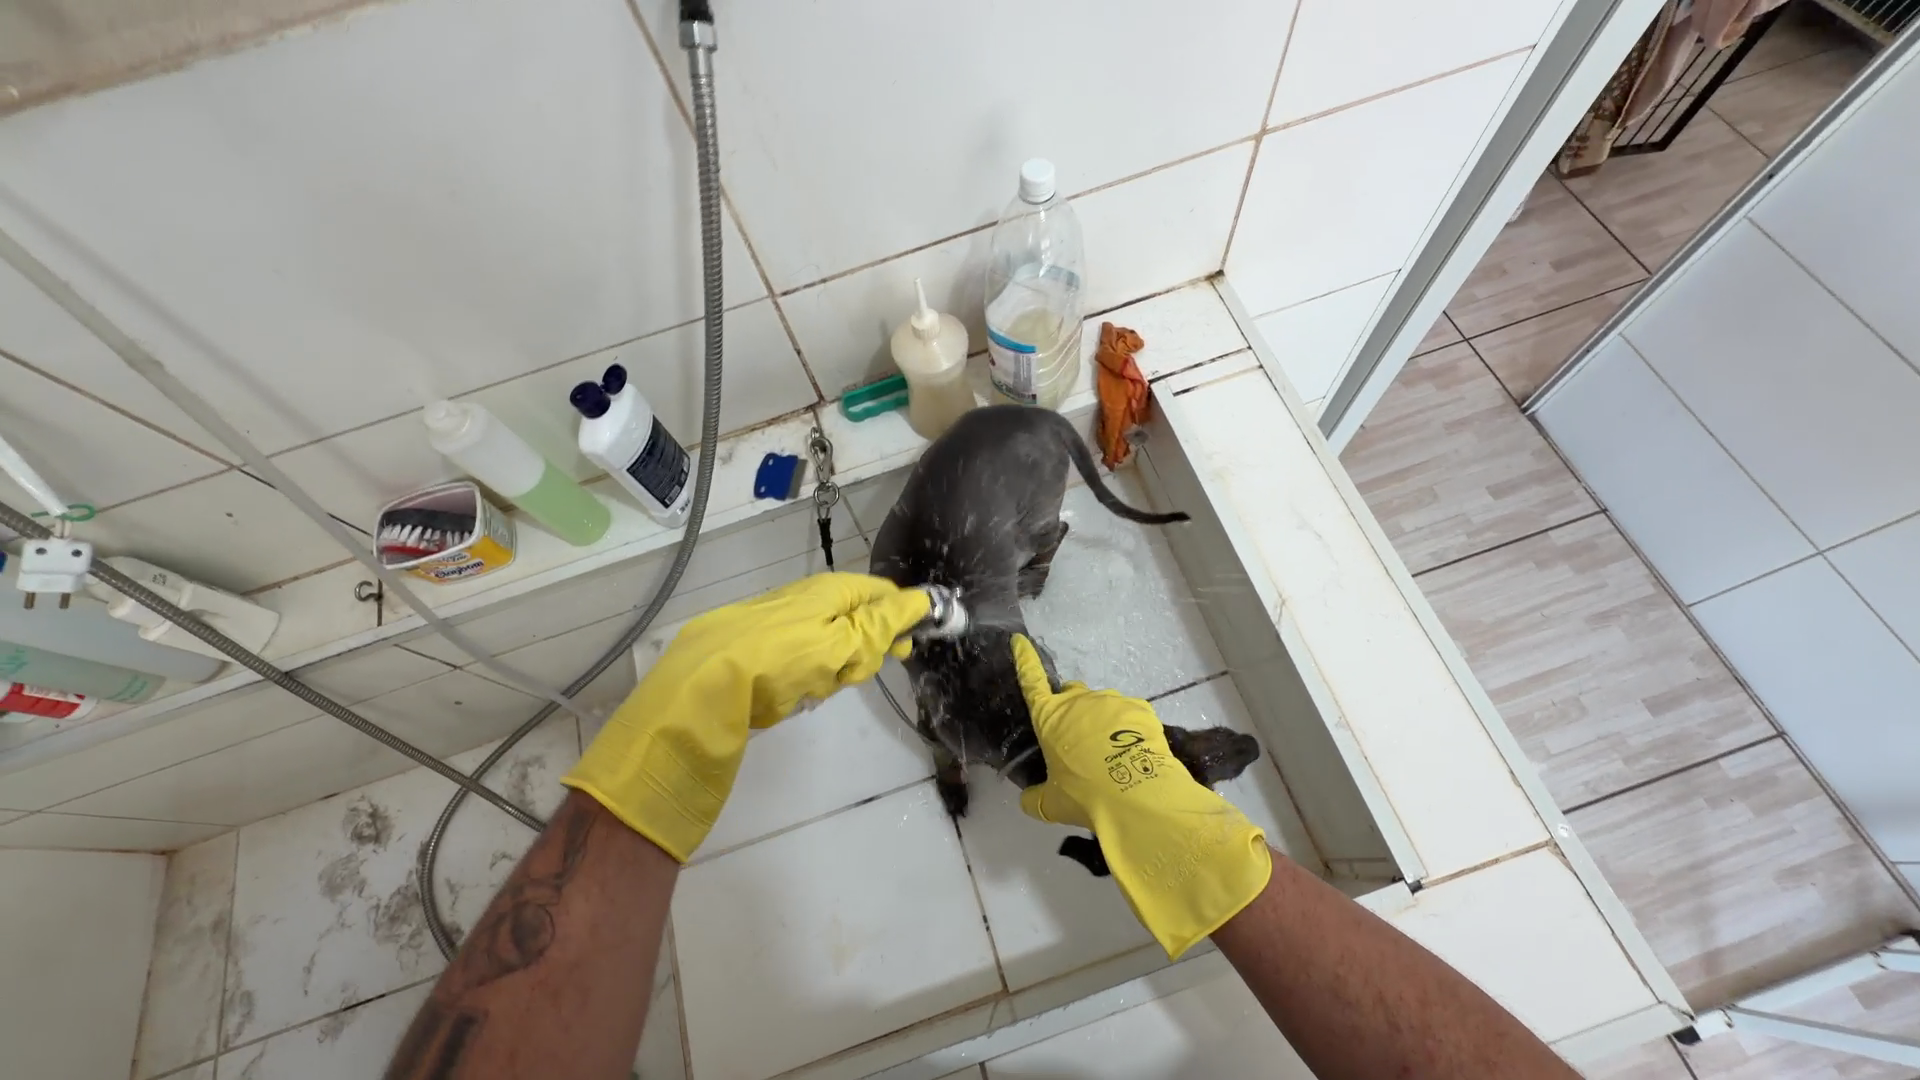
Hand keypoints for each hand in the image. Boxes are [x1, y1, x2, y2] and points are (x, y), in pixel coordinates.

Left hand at [563, 573, 930, 861]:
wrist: (700, 687)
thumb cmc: (781, 662)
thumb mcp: (844, 643)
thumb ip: (884, 623)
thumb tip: (922, 599)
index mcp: (829, 589)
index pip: (882, 592)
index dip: (901, 618)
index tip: (905, 650)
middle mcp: (804, 598)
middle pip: (857, 618)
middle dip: (865, 649)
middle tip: (854, 675)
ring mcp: (778, 622)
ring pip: (830, 642)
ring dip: (836, 667)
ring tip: (819, 687)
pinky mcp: (758, 649)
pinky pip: (801, 659)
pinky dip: (807, 677)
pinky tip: (793, 694)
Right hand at [1012, 634, 1270, 956]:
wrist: (1150, 809)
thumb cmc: (1093, 804)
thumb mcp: (1057, 807)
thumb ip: (1039, 800)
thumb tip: (1030, 799)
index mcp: (1054, 719)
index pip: (1033, 683)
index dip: (1025, 663)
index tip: (1019, 644)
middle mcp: (1083, 702)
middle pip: (1073, 699)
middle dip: (1073, 717)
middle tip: (1079, 752)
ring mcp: (1116, 706)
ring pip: (1103, 709)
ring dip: (1103, 728)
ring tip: (1111, 767)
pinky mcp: (1144, 716)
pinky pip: (1128, 720)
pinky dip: (1127, 733)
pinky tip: (1133, 763)